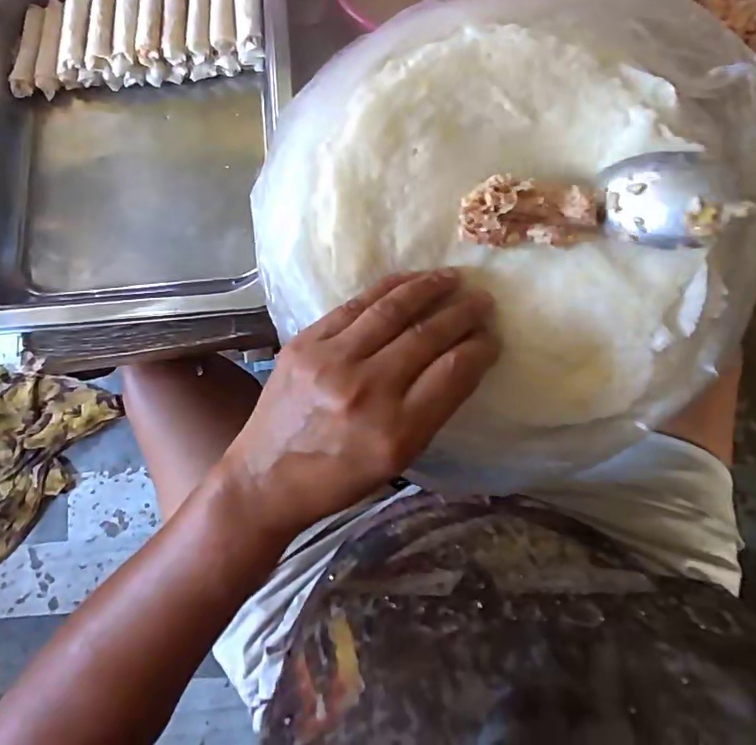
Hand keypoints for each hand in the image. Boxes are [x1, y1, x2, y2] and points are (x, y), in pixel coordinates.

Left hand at [214, 269, 499, 539]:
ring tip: (452, 276)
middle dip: (462, 313)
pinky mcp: (304, 343)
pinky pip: (355, 305)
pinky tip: (409, 280)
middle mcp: (365, 390)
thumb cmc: (339, 476)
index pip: (452, 373)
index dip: (479, 348)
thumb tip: (464, 357)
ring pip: (391, 310)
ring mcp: (330, 361)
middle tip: (483, 299)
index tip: (492, 336)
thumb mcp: (397, 459)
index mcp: (396, 431)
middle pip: (426, 336)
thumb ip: (432, 409)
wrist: (264, 479)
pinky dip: (388, 287)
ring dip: (428, 288)